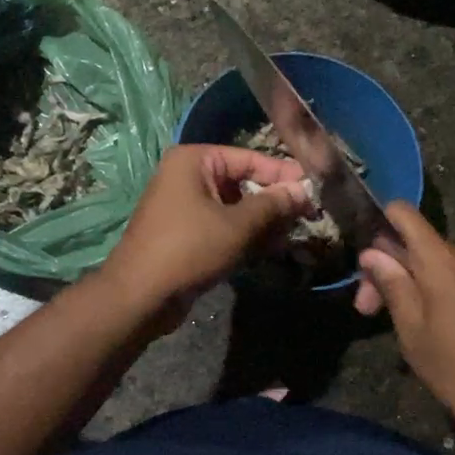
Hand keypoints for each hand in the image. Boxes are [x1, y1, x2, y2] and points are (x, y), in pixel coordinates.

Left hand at [102, 144, 308, 311]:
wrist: (140, 295)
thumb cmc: (189, 249)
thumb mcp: (237, 225)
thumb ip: (272, 205)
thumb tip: (302, 191)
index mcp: (194, 161)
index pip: (249, 158)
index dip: (283, 174)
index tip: (314, 188)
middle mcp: (187, 175)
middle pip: (242, 182)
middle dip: (273, 202)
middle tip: (307, 216)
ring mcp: (184, 205)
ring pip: (234, 207)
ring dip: (262, 222)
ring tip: (290, 237)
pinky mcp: (185, 232)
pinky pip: (222, 226)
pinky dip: (244, 236)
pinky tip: (269, 250)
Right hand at [356, 203, 454, 428]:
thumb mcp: (414, 333)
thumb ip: (393, 286)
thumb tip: (372, 254)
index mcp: (443, 258)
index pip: (404, 213)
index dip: (379, 224)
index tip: (366, 260)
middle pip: (419, 246)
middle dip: (391, 271)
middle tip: (368, 312)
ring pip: (439, 266)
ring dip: (416, 286)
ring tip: (403, 329)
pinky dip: (442, 295)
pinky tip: (436, 332)